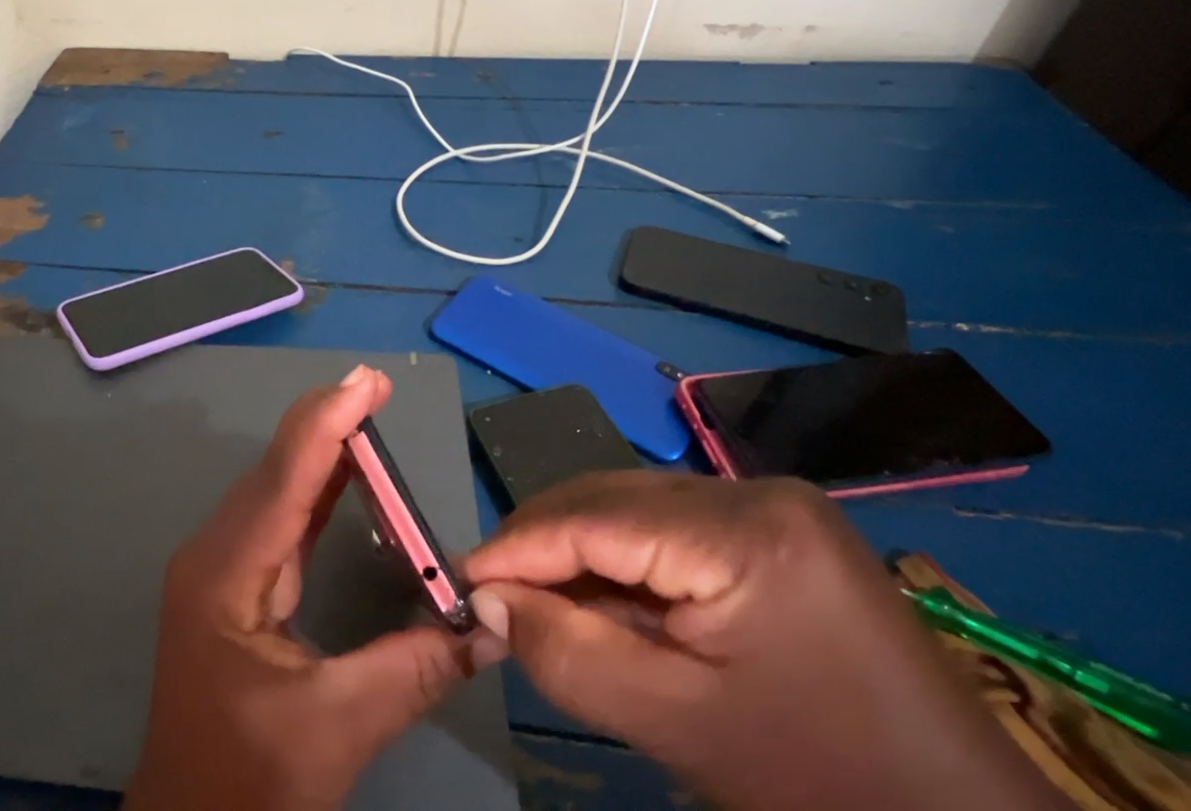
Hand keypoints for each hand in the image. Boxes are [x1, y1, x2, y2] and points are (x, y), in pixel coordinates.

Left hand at [124, 365, 506, 810]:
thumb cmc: (249, 777)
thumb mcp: (339, 725)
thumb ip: (417, 668)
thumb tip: (494, 626)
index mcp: (225, 577)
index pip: (283, 484)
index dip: (324, 426)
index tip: (365, 381)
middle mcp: (215, 559)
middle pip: (274, 475)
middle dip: (325, 424)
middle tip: (376, 384)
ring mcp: (221, 573)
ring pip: (275, 494)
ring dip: (320, 450)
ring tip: (365, 408)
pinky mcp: (235, 590)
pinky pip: (279, 524)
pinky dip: (314, 490)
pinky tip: (345, 473)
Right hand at [463, 471, 1066, 810]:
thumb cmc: (815, 777)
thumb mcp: (673, 722)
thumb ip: (564, 652)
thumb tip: (486, 597)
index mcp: (745, 530)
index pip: (592, 517)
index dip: (513, 548)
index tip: (455, 584)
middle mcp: (757, 491)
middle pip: (607, 499)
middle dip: (540, 549)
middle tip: (489, 602)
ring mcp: (773, 506)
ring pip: (630, 510)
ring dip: (576, 557)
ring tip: (536, 608)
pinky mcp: (777, 531)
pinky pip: (668, 531)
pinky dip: (621, 566)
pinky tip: (600, 606)